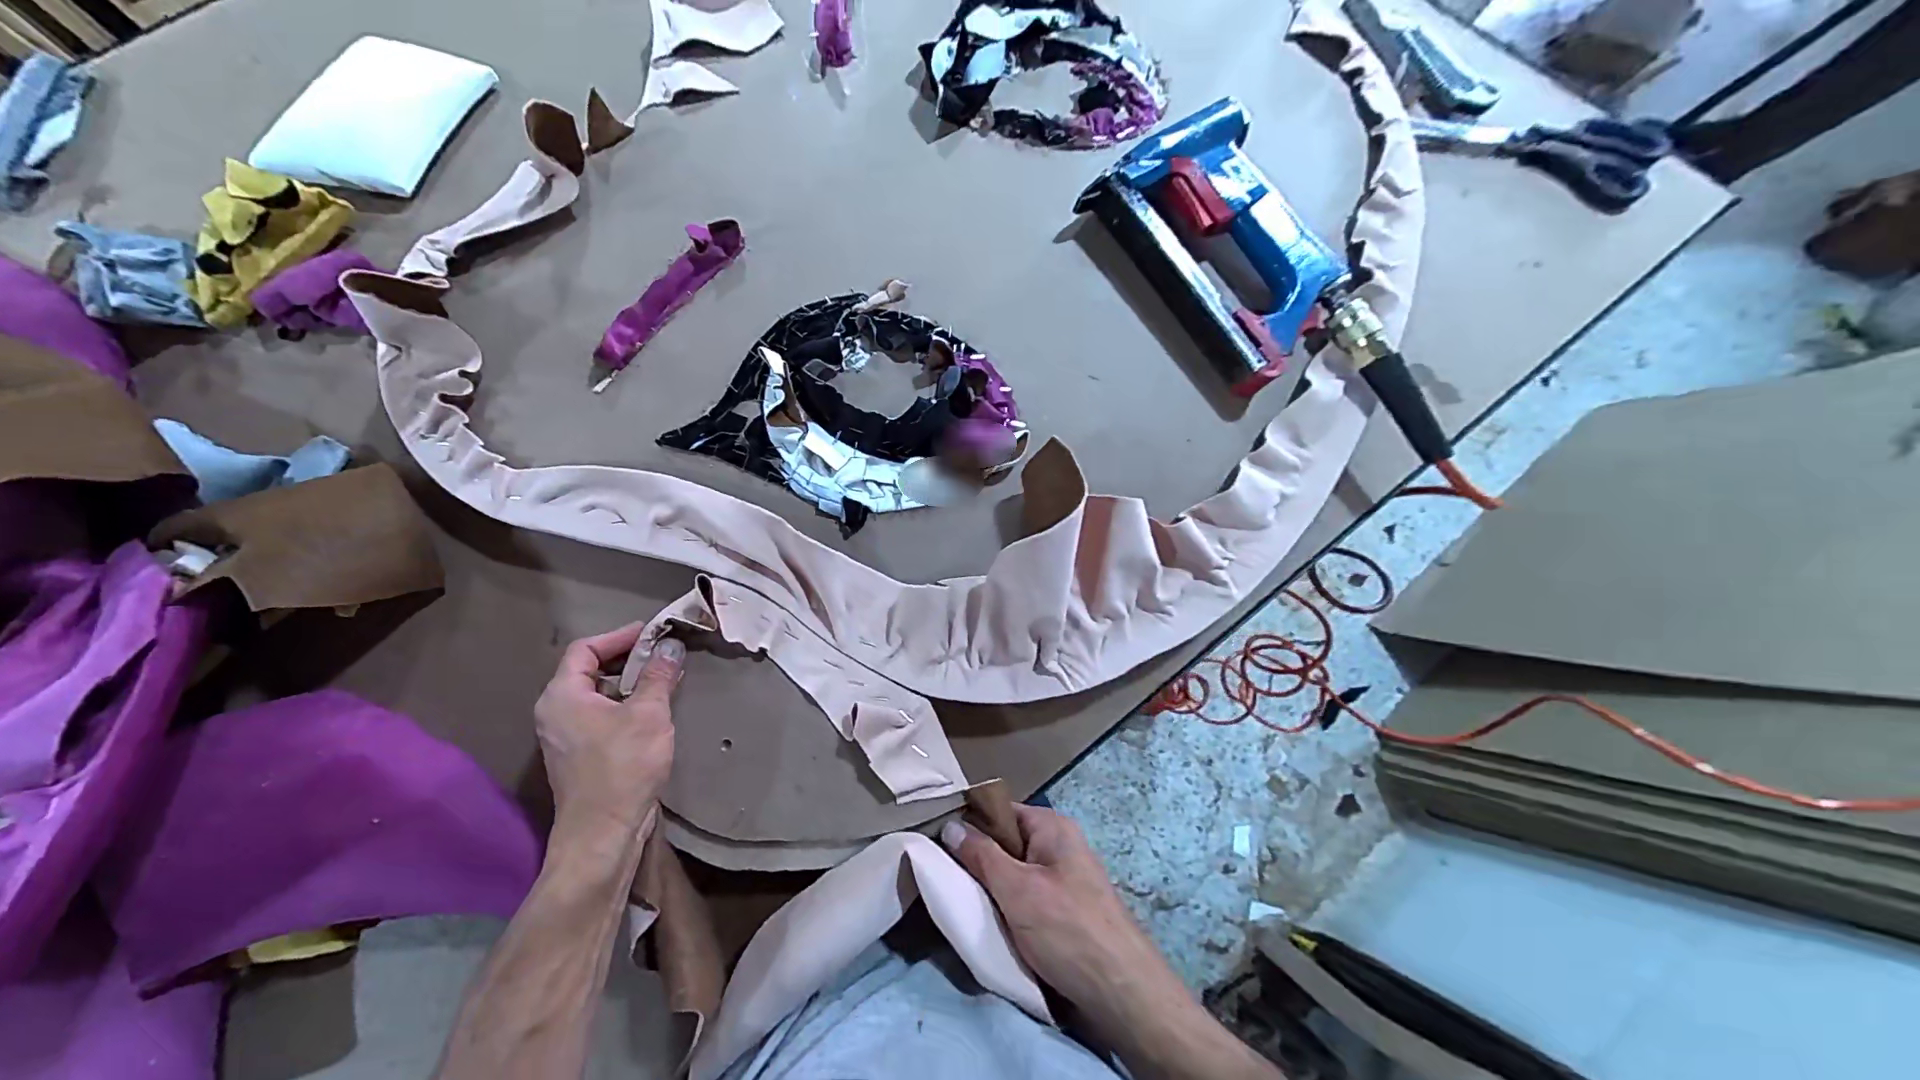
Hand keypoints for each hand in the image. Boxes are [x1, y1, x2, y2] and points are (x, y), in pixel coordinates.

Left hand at [534, 623, 682, 834]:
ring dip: (629, 683)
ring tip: (664, 677)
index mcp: (562, 695)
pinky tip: (654, 709)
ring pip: (597, 694)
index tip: (653, 633)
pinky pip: (601, 715)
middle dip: (627, 658)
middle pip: (589, 670)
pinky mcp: (580, 754)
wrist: (604, 832)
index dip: (619, 636)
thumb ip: (657, 675)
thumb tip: (670, 646)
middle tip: (663, 653)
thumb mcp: (648, 714)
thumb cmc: (623, 766)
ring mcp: (565, 734)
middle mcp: (555, 711)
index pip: (585, 648)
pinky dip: (625, 704)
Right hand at [942, 805, 1188, 1029]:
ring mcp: (1061, 881)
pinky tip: (988, 924)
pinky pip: (1024, 900)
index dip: (969, 822)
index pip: (999, 810)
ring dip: (990, 890)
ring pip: (1012, 875)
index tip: (936, 838)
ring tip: (961, 900)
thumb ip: (981, 855)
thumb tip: (950, 826)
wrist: (1121, 992)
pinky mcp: (1061, 913)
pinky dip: (1006, 910)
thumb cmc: (1068, 929)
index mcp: (1051, 827)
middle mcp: (1057, 846)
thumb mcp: (1016, 888)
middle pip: (1004, 843)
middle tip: (943, 874)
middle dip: (977, 860)